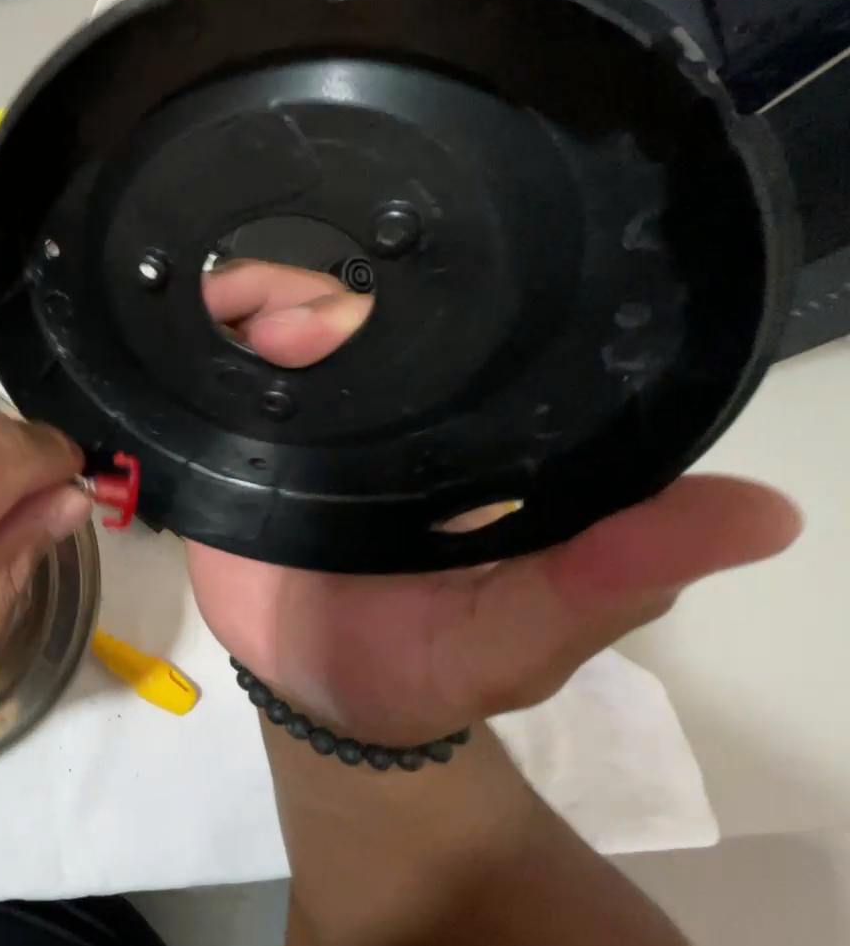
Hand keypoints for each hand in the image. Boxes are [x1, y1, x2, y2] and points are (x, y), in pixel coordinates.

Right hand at [190, 262, 801, 741]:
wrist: (306, 688)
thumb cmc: (426, 664)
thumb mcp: (526, 630)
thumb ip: (610, 580)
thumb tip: (760, 514)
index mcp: (462, 436)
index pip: (461, 335)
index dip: (444, 286)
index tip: (415, 257)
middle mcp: (379, 417)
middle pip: (348, 315)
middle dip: (316, 285)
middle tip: (292, 311)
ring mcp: (297, 430)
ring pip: (272, 338)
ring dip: (252, 305)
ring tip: (233, 311)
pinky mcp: (233, 451)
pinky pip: (215, 390)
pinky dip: (202, 349)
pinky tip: (186, 325)